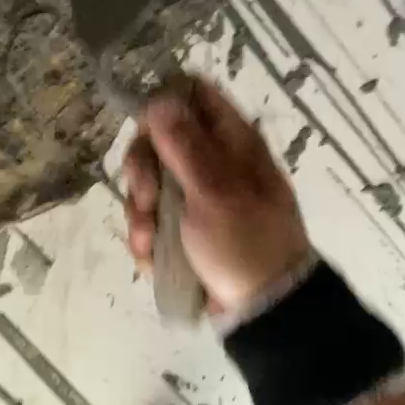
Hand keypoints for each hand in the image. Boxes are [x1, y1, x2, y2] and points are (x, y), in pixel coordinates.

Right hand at [122, 75, 312, 314]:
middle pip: (159, 138)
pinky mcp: (185, 225)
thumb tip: (160, 97)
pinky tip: (151, 256)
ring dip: (140, 210)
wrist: (264, 311)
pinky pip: (153, 216)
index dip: (164, 102)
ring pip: (150, 180)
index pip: (194, 93)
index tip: (145, 130)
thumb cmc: (246, 243)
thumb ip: (185, 144)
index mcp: (231, 141)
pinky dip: (147, 235)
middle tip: (144, 196)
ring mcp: (198, 194)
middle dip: (142, 170)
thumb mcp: (215, 191)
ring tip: (148, 240)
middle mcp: (213, 159)